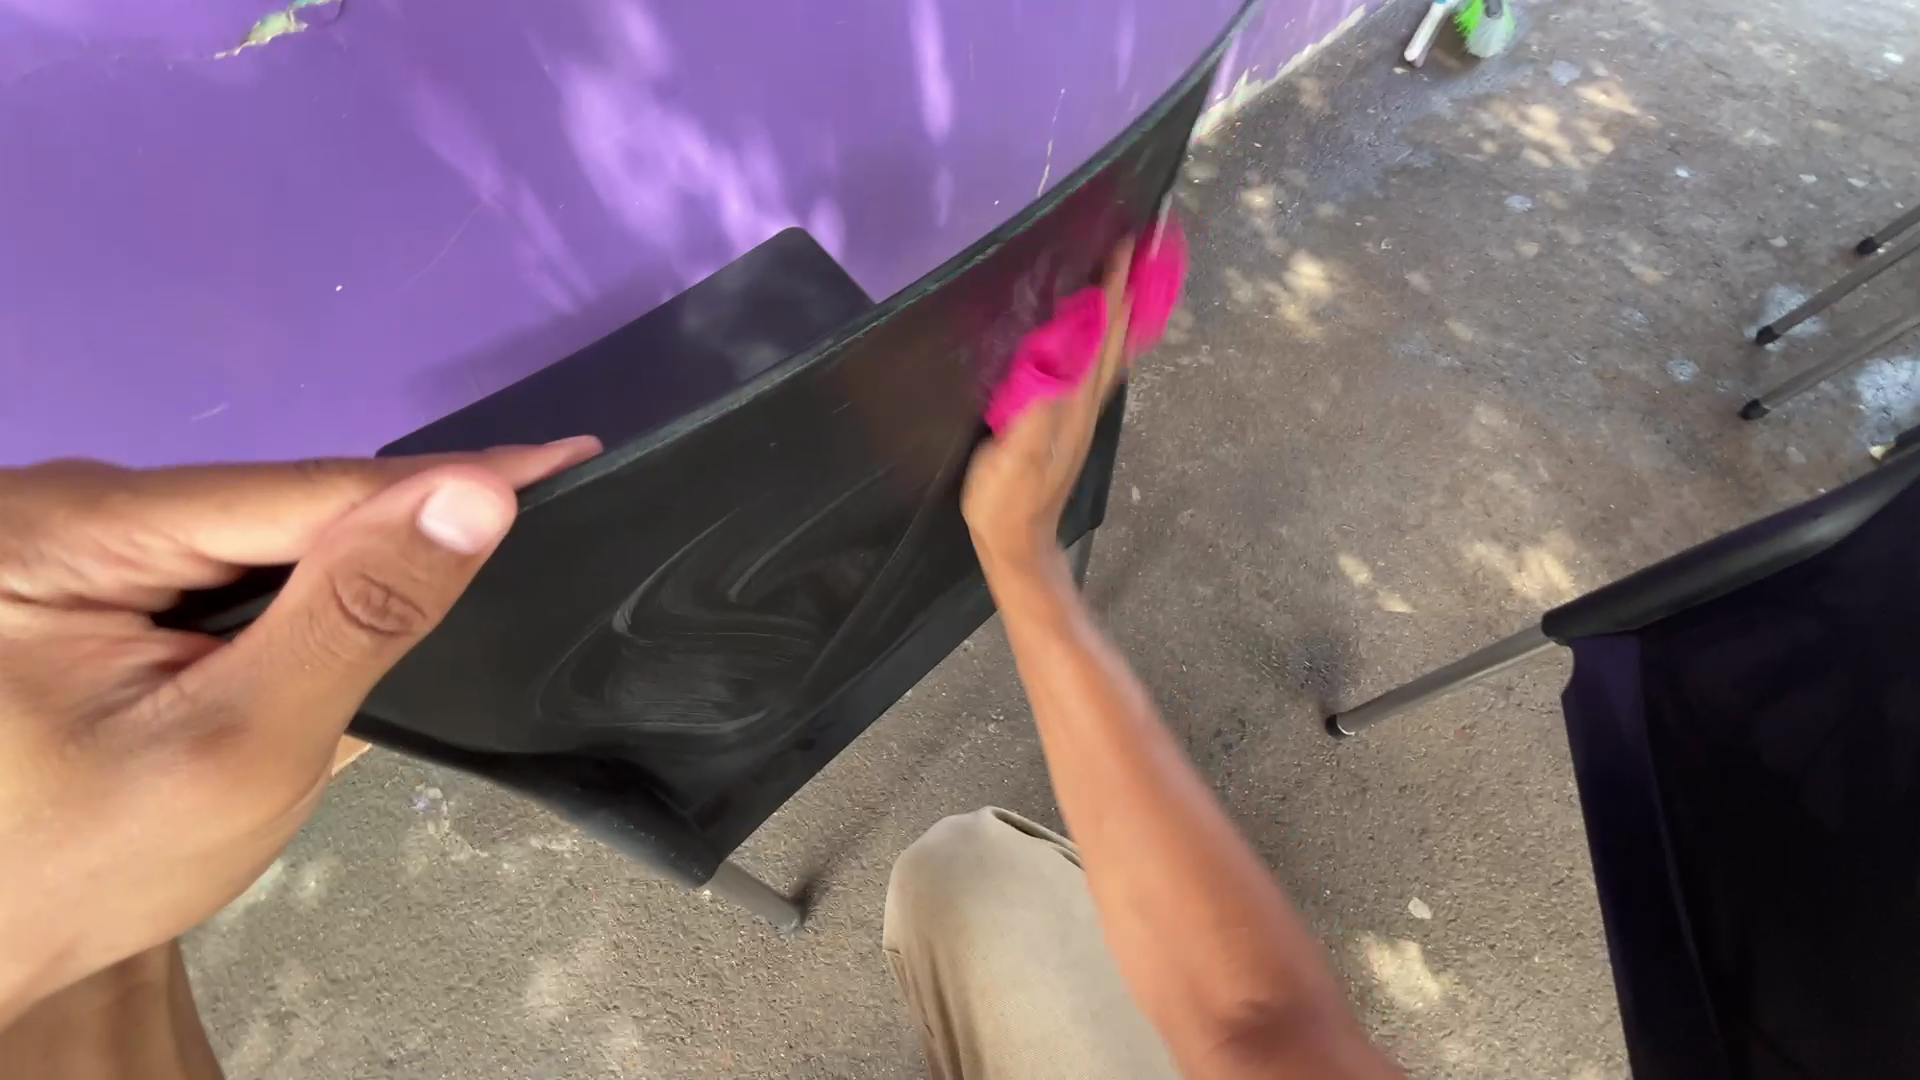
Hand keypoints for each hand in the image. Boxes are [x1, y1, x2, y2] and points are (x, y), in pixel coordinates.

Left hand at [0, 438, 599, 1021]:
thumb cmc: (88, 865)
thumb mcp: (247, 741)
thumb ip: (364, 614)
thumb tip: (475, 496)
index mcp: (61, 535)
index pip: (320, 489)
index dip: (459, 476)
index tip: (572, 457)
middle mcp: (62, 510)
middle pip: (301, 495)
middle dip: (428, 505)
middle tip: (553, 492)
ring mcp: (80, 539)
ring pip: (286, 518)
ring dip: (389, 535)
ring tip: (492, 529)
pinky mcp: (104, 572)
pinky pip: (256, 548)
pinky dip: (339, 563)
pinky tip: (391, 569)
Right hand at [963, 239, 1134, 579]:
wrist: (1018, 542)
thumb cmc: (1006, 501)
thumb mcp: (1013, 458)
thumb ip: (1035, 410)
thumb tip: (1057, 357)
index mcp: (1074, 402)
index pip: (1102, 334)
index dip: (1114, 289)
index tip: (1126, 242)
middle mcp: (1086, 402)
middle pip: (1116, 337)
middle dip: (1127, 288)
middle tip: (1136, 242)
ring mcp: (1081, 413)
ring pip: (1111, 351)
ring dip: (1122, 310)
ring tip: (1126, 274)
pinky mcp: (1070, 422)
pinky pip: (1096, 369)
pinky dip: (1107, 339)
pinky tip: (1102, 332)